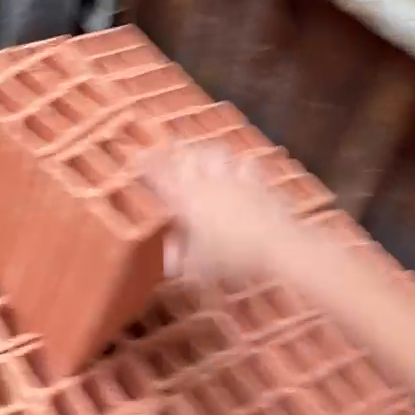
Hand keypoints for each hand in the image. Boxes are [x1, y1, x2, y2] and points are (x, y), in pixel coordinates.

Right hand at [142, 145, 308, 281]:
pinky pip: (246, 164)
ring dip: (205, 152)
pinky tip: (241, 166)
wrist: (277, 243)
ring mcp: (232, 178)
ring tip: (201, 153)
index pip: (160, 177)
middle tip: (167, 149)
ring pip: (213, 153)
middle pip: (185, 157)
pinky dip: (240, 164)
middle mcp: (205, 183)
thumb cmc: (232, 256)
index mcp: (186, 200)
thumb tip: (168, 260)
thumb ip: (181, 258)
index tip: (138, 158)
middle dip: (174, 151)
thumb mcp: (199, 265)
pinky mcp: (256, 180)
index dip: (147, 165)